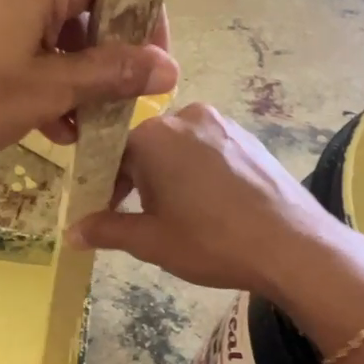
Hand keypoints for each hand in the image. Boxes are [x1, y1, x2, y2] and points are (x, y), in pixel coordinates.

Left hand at [0, 0, 178, 163]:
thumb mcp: (44, 91)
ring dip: (60, 72)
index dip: (140, 34)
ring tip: (66, 128)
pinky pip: (8, 25)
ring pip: (42, 21)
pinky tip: (31, 114)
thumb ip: (110, 75)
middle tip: (101, 114)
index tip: (150, 79)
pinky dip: (26, 64)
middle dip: (95, 62)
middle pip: (78, 4)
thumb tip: (170, 68)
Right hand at [69, 103, 346, 291]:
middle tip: (139, 219)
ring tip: (176, 217)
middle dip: (136, 180)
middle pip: (146, 147)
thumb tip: (71, 232)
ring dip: (167, 177)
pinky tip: (208, 208)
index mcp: (154, 135)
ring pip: (178, 149)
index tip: (103, 213)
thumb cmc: (211, 242)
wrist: (292, 246)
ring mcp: (223, 125)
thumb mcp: (150, 241)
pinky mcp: (250, 139)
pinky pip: (207, 152)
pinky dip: (196, 174)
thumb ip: (107, 230)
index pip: (111, 153)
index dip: (104, 186)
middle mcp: (187, 117)